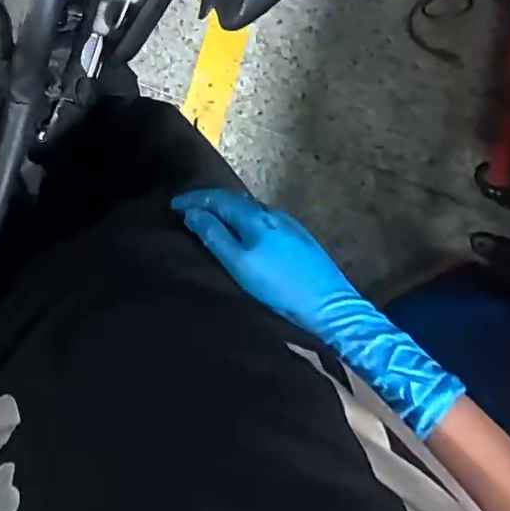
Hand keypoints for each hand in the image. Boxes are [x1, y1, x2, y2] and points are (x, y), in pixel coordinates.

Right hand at [174, 189, 465, 436]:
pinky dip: (241, 217)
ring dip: (224, 209)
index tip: (172, 205)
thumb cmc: (280, 289)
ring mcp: (288, 224)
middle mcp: (271, 213)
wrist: (337, 313)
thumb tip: (192, 213)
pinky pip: (260, 217)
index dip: (191, 199)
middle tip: (186, 209)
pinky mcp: (300, 238)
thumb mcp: (239, 265)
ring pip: (247, 208)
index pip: (214, 198)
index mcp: (254, 216)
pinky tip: (239, 229)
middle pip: (231, 199)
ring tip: (208, 218)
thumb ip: (213, 236)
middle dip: (206, 201)